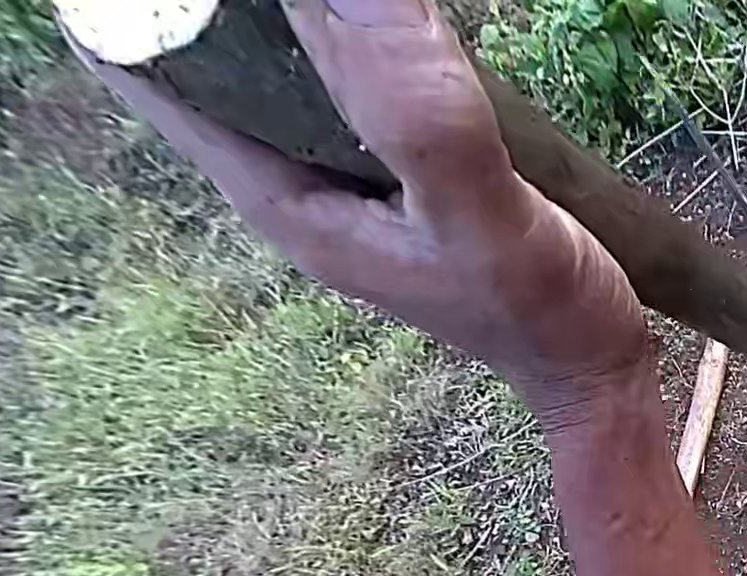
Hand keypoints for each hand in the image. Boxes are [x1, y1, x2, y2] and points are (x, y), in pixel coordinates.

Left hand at [64, 0, 646, 427]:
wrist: (599, 369)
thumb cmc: (551, 318)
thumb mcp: (491, 226)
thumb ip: (424, 119)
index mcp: (286, 199)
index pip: (148, 47)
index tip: (309, 8)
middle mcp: (305, 185)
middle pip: (218, 44)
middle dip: (274, 9)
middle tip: (372, 12)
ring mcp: (360, 185)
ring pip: (295, 60)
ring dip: (334, 21)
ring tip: (403, 20)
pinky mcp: (410, 184)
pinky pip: (362, 87)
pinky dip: (380, 48)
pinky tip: (428, 47)